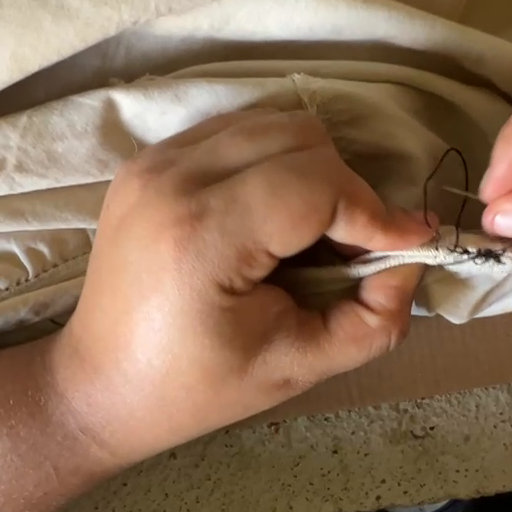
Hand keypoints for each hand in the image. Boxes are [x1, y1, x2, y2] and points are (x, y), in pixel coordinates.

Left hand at [49, 110, 435, 466]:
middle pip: (300, 138)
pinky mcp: (148, 160)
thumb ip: (375, 318)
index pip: (316, 184)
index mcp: (202, 234)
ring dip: (314, 171)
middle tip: (358, 248)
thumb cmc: (197, 388)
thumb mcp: (299, 368)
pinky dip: (275, 163)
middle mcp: (171, 178)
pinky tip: (275, 218)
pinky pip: (238, 132)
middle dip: (347, 190)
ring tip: (318, 234)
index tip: (410, 242)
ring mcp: (153, 161)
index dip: (375, 212)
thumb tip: (410, 255)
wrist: (102, 384)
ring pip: (272, 123)